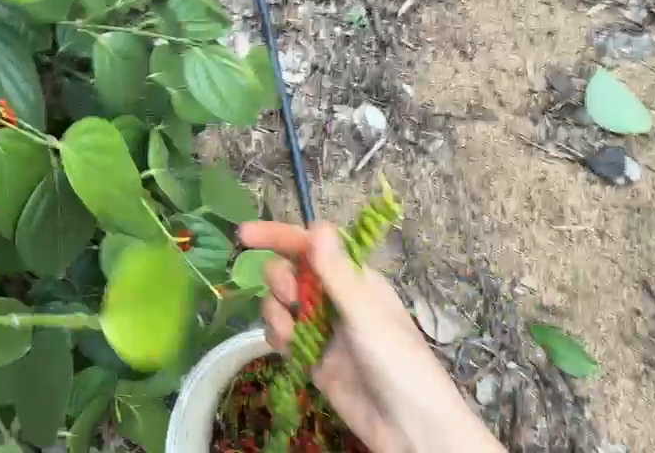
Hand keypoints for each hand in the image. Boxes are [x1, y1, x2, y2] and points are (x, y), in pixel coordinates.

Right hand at [238, 221, 501, 452]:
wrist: (410, 431)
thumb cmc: (399, 364)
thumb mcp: (366, 315)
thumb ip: (336, 273)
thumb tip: (317, 224)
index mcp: (352, 279)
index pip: (308, 244)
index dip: (276, 235)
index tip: (244, 236)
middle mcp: (333, 297)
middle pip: (288, 270)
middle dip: (280, 280)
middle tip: (291, 299)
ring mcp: (320, 327)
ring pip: (279, 302)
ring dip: (275, 310)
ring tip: (290, 333)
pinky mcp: (310, 356)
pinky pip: (280, 333)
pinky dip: (277, 336)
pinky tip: (288, 348)